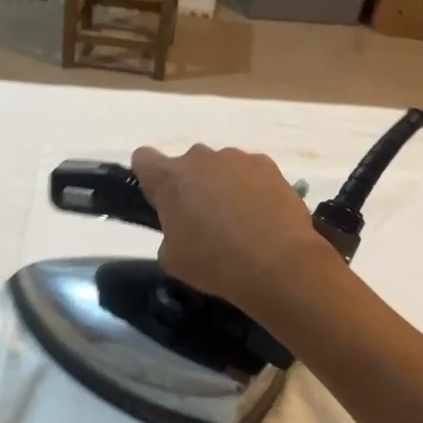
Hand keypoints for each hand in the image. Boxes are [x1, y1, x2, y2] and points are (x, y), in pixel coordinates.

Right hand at [131, 144, 337, 315]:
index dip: (150, 179)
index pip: (143, 159)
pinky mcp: (269, 166)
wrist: (278, 263)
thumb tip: (183, 226)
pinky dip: (250, 189)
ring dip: (222, 186)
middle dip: (191, 185)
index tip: (161, 201)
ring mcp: (238, 159)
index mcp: (171, 179)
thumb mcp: (171, 259)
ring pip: (220, 167)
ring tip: (238, 221)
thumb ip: (168, 232)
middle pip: (186, 164)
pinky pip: (249, 173)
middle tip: (203, 220)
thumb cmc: (215, 263)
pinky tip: (261, 217)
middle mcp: (202, 159)